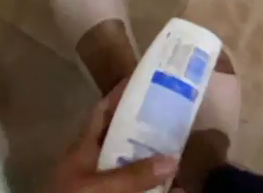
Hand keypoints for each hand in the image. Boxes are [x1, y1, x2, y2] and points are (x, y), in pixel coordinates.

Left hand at [44, 79, 178, 192]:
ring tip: (179, 154)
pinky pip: (134, 189)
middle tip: (172, 117)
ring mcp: (97, 183)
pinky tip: (174, 189)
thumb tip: (173, 158)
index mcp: (83, 147)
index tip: (145, 80)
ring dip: (153, 162)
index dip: (121, 94)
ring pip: (130, 167)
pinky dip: (151, 187)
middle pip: (121, 138)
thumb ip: (132, 174)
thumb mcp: (99, 186)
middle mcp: (92, 162)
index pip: (102, 111)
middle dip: (145, 129)